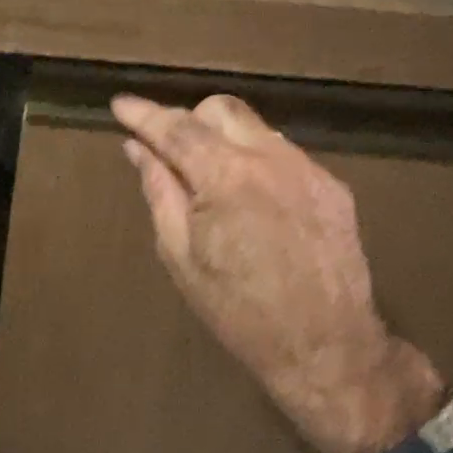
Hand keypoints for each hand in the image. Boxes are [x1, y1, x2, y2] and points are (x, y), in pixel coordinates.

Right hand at [111, 93, 443, 452]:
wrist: (326, 347)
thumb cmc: (239, 311)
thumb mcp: (181, 256)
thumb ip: (160, 192)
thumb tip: (139, 149)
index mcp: (226, 177)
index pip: (176, 128)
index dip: (144, 114)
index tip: (120, 104)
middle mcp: (271, 159)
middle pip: (220, 109)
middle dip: (187, 119)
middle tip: (167, 150)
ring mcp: (308, 170)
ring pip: (255, 127)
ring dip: (223, 140)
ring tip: (209, 180)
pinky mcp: (333, 187)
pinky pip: (283, 154)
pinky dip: (255, 162)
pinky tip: (251, 201)